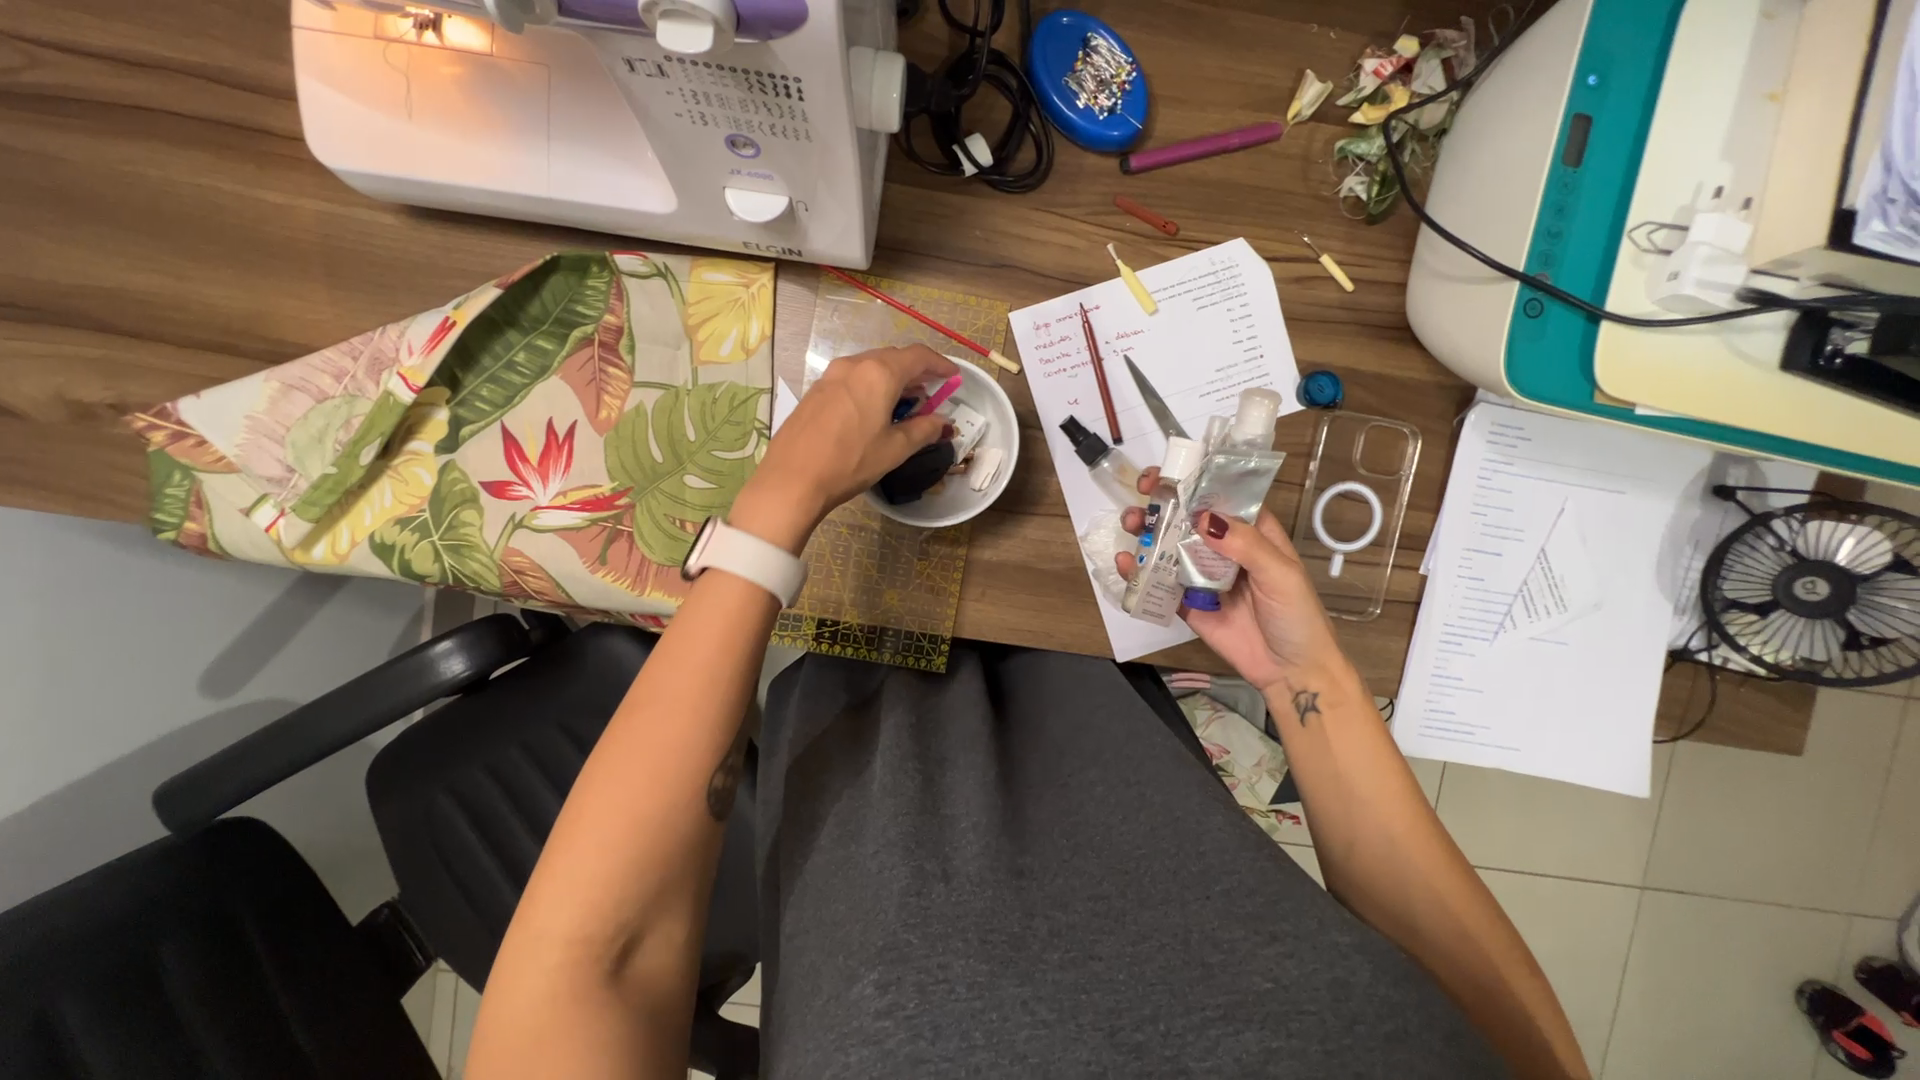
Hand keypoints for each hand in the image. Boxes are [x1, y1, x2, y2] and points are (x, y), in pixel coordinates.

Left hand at [730, 345, 957, 552]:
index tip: (953, 377)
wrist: (792, 479)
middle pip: (893, 358)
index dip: (940, 364)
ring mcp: (831, 375)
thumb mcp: (894, 449)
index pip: (918, 356)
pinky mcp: (816, 390)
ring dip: (892, 379)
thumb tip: (943, 423)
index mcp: (879, 373)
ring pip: (871, 367)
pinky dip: (871, 386)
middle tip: (931, 392)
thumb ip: (923, 430)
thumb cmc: (850, 462)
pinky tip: (875, 409)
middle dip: (916, 372)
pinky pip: (853, 378)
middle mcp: (854, 365)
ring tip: (905, 403)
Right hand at [1118, 468, 1352, 694]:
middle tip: (1142, 492)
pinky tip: (1126, 563)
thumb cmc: (1297, 617)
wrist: (1292, 672)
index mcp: (1253, 534)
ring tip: (1129, 524)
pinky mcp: (1188, 604)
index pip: (1223, 498)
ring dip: (1147, 532)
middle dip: (1164, 503)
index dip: (1197, 481)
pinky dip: (1140, 572)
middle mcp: (1225, 550)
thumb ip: (1244, 545)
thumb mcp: (1280, 574)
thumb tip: (1203, 519)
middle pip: (1190, 519)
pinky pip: (1161, 585)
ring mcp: (1204, 577)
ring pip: (1170, 547)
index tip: (1171, 470)